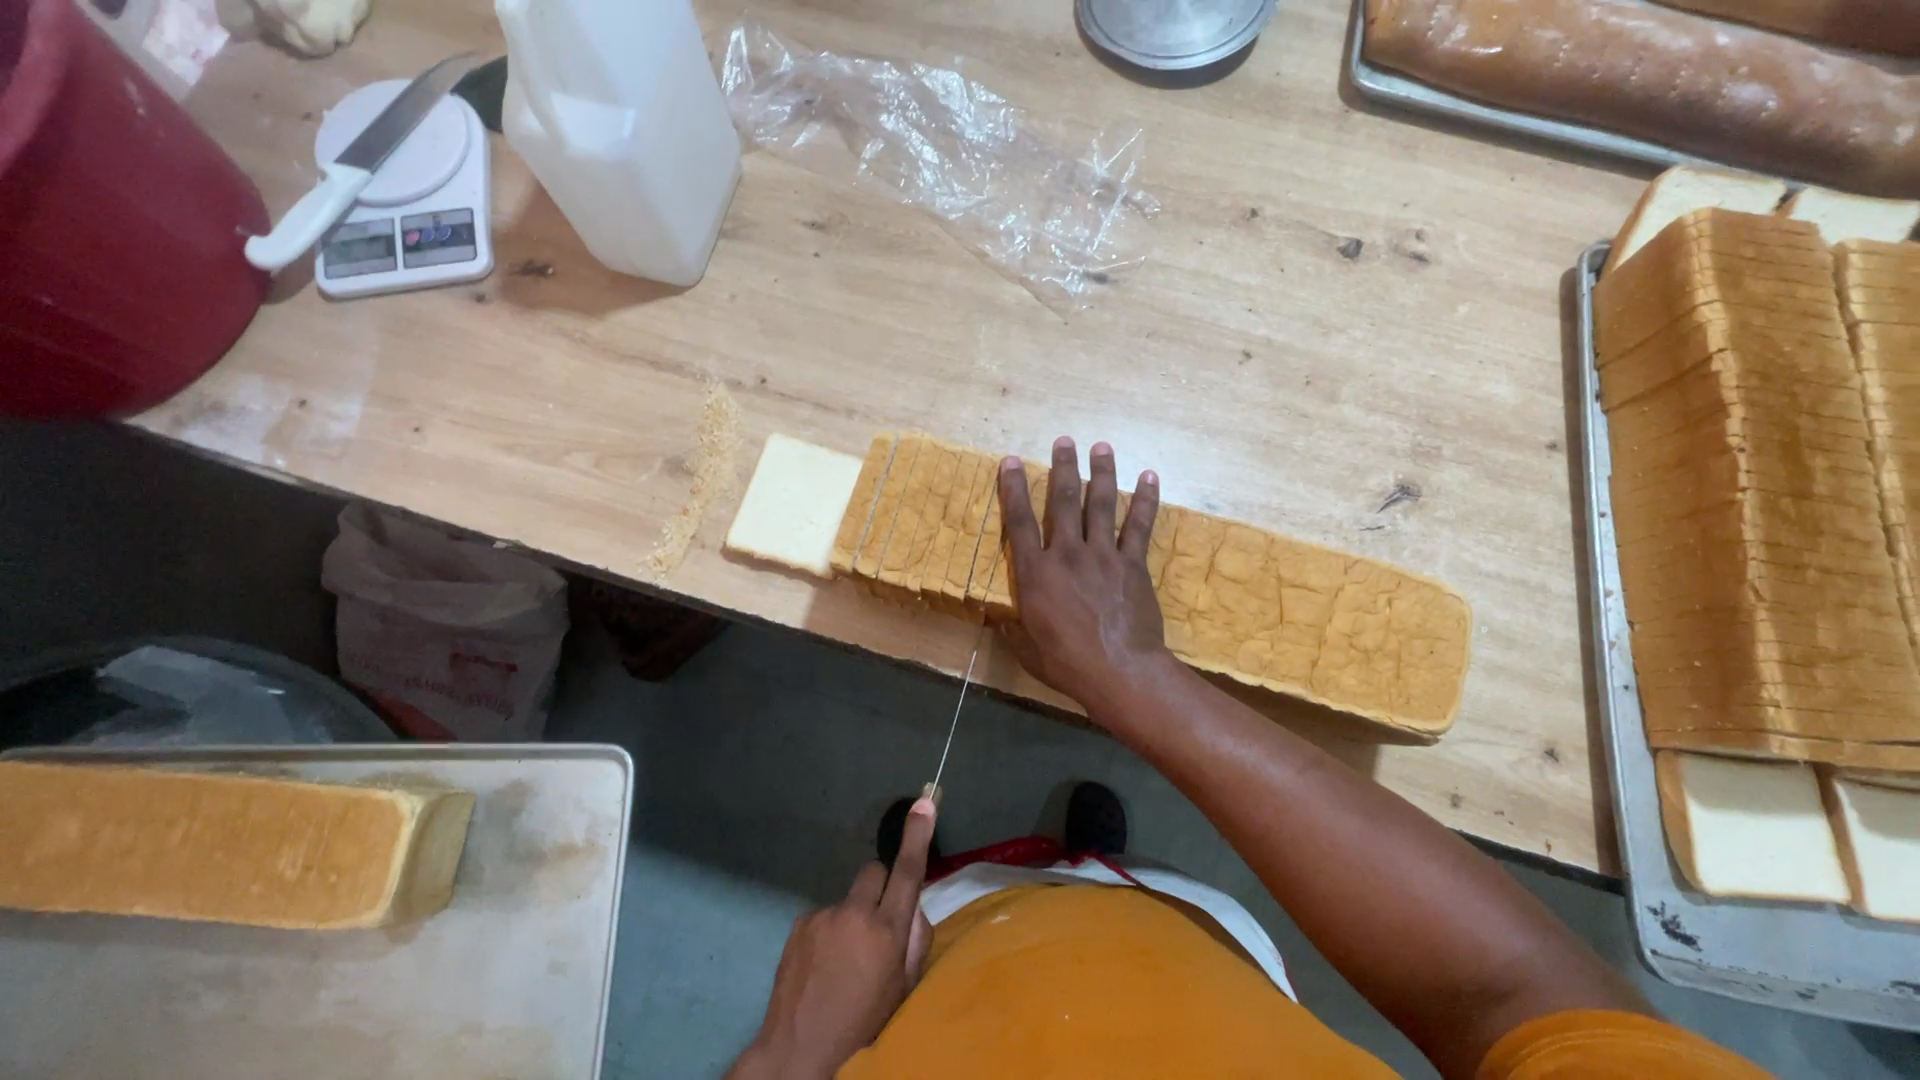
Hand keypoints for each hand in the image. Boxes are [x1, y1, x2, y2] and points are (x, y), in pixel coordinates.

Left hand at [728, 799, 936, 1079]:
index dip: (918, 835)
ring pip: (849, 899)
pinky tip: (823, 967)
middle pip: (874, 872)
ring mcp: (823, 916)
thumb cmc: (864, 1026)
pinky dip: (829, 932)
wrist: (800, 1053)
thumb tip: (913, 906)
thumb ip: (916, 941)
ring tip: (844, 962)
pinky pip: (824, 916)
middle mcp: (854, 913)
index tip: (924, 803)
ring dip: (852, 918)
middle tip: (879, 925)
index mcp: (887, 932)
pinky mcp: (799, 923)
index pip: (908, 872)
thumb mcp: (905, 989)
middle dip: (881, 888)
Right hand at [996, 437, 1174, 718]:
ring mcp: (1103, 556)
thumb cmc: (1067, 664)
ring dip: (1101, 472)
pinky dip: (1144, 500)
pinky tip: (1148, 477)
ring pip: (1101, 504)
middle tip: (1064, 440)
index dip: (1014, 489)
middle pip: (1062, 502)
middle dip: (1062, 468)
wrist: (1120, 671)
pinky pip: (1139, 526)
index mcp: (1036, 574)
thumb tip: (1000, 621)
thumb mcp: (1028, 650)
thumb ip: (1013, 630)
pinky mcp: (1132, 565)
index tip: (1012, 462)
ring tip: (1101, 446)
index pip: (1019, 522)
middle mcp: (1067, 555)